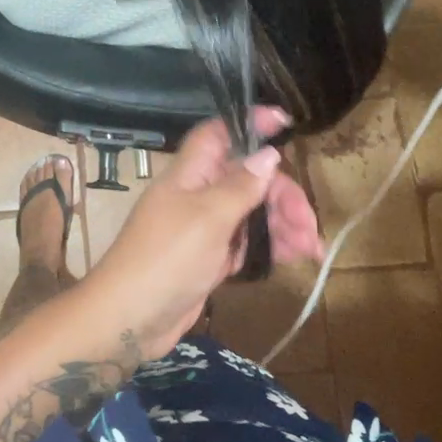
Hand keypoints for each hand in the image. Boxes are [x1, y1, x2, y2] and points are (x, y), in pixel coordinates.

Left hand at [80, 109, 322, 356]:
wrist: (130, 318)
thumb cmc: (166, 258)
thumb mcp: (209, 217)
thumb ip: (241, 185)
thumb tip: (267, 153)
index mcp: (189, 173)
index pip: (219, 134)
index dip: (249, 124)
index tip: (285, 123)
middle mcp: (196, 194)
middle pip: (246, 177)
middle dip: (281, 194)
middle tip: (309, 223)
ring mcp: (203, 227)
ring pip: (251, 212)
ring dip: (283, 224)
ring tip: (312, 249)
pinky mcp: (209, 258)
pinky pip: (246, 242)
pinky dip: (272, 247)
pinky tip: (298, 257)